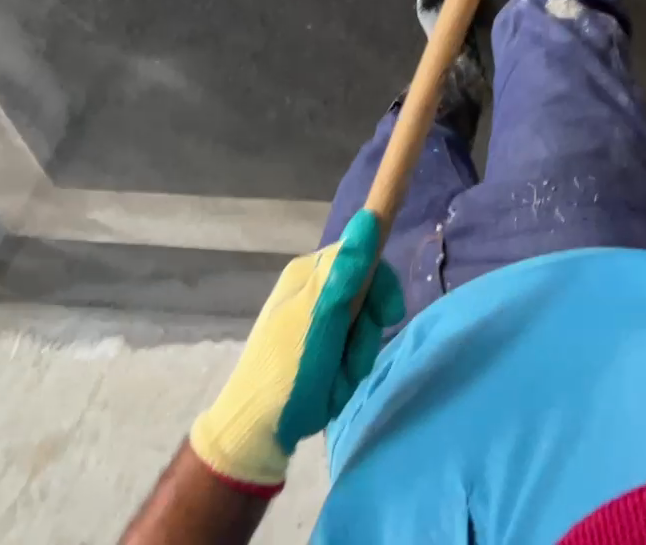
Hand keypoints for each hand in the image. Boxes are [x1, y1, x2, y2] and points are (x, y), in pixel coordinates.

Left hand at [187, 211, 403, 491]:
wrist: (258, 429)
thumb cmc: (288, 367)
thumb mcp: (322, 316)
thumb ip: (348, 268)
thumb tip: (369, 216)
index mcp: (309, 274)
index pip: (363, 256)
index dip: (380, 285)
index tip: (387, 313)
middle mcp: (315, 292)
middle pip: (369, 294)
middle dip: (368, 329)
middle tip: (352, 354)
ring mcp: (319, 323)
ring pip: (366, 326)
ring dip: (358, 354)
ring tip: (337, 375)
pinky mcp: (323, 352)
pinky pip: (355, 349)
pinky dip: (350, 369)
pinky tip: (333, 385)